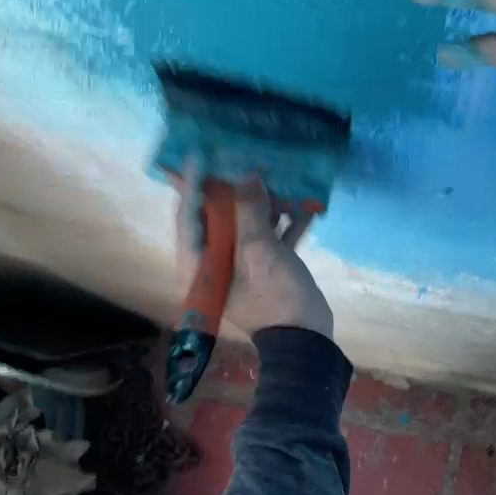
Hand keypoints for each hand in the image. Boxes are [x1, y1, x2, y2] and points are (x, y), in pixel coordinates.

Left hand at [171, 170, 334, 338]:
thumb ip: (250, 211)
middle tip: (247, 156)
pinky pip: (272, 236)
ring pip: (249, 222)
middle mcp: (215, 260)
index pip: (189, 214)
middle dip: (237, 186)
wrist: (306, 341)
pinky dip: (286, 221)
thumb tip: (246, 175)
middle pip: (220, 215)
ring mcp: (243, 264)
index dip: (194, 182)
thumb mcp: (259, 250)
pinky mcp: (268, 267)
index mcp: (200, 262)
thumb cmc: (274, 296)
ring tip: (284, 177)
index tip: (199, 152)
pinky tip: (306, 204)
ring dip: (268, 201)